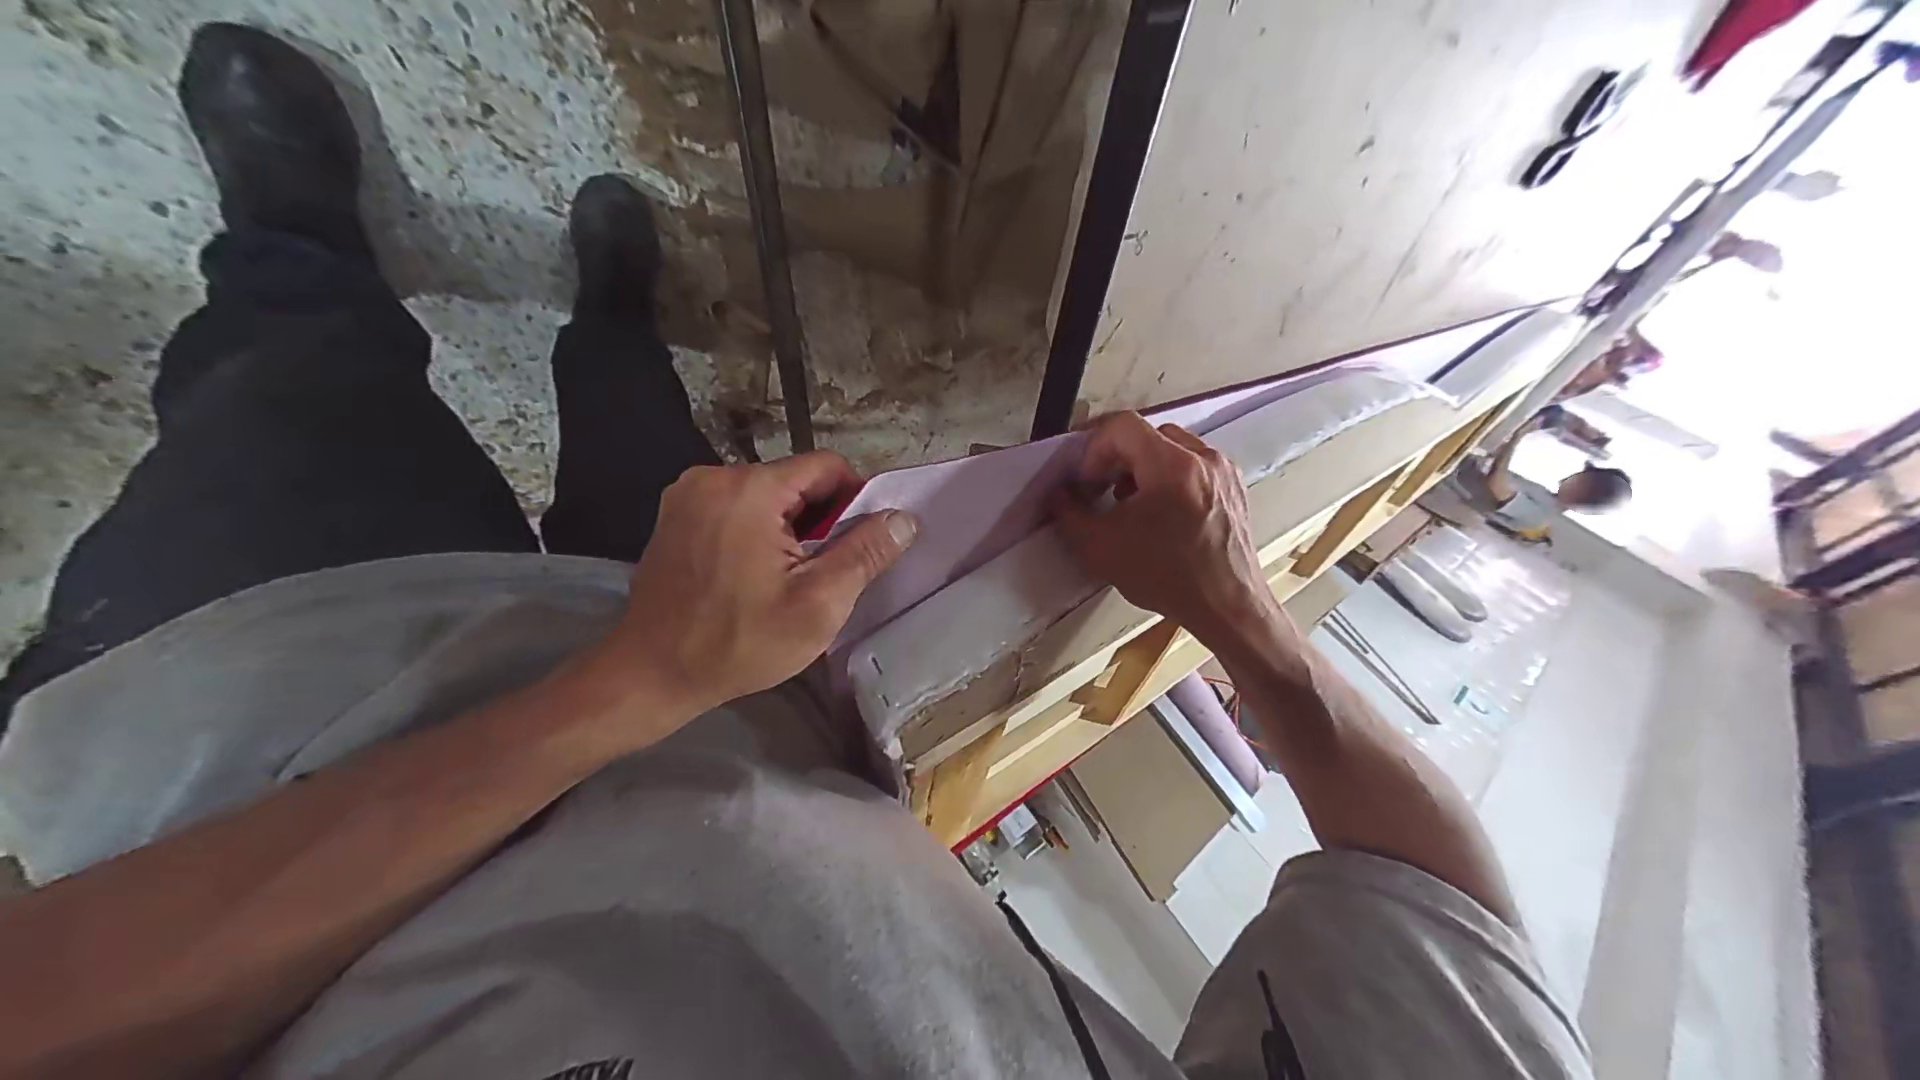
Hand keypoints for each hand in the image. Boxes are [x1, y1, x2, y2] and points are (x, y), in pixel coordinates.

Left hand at [589, 452, 917, 718]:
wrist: (651, 674)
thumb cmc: (739, 642)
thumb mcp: (818, 603)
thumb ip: (865, 553)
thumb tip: (904, 518)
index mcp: (750, 489)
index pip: (826, 466)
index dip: (855, 499)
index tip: (857, 543)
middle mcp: (712, 477)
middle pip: (794, 479)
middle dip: (820, 517)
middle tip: (823, 568)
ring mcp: (687, 494)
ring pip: (765, 493)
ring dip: (789, 525)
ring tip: (790, 575)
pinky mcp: (674, 515)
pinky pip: (734, 506)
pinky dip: (756, 529)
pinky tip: (754, 572)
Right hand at [1051, 413, 1294, 654]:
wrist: (1227, 608)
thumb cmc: (1167, 577)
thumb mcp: (1100, 548)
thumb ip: (1069, 514)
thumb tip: (1060, 494)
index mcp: (1172, 466)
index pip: (1123, 426)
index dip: (1093, 448)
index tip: (1086, 481)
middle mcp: (1203, 458)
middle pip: (1147, 434)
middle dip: (1116, 457)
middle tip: (1100, 489)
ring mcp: (1223, 471)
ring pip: (1171, 448)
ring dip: (1141, 466)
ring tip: (1128, 502)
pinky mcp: (1233, 488)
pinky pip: (1193, 465)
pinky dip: (1168, 477)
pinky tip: (1158, 512)